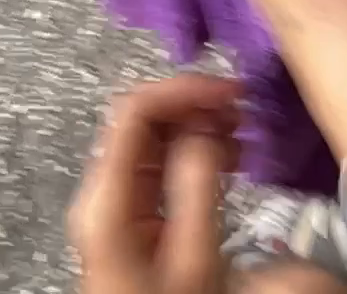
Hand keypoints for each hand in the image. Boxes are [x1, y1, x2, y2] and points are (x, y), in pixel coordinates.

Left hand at [70, 74, 243, 293]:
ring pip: (155, 134)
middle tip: (241, 109)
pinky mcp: (133, 209)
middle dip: (194, 104)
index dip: (183, 90)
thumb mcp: (194, 256)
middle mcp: (104, 189)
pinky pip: (162, 158)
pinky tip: (230, 157)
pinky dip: (197, 147)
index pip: (135, 110)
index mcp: (107, 197)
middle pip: (143, 117)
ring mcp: (117, 198)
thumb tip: (207, 127)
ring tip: (242, 132)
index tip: (230, 93)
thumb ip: (198, 184)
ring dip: (199, 123)